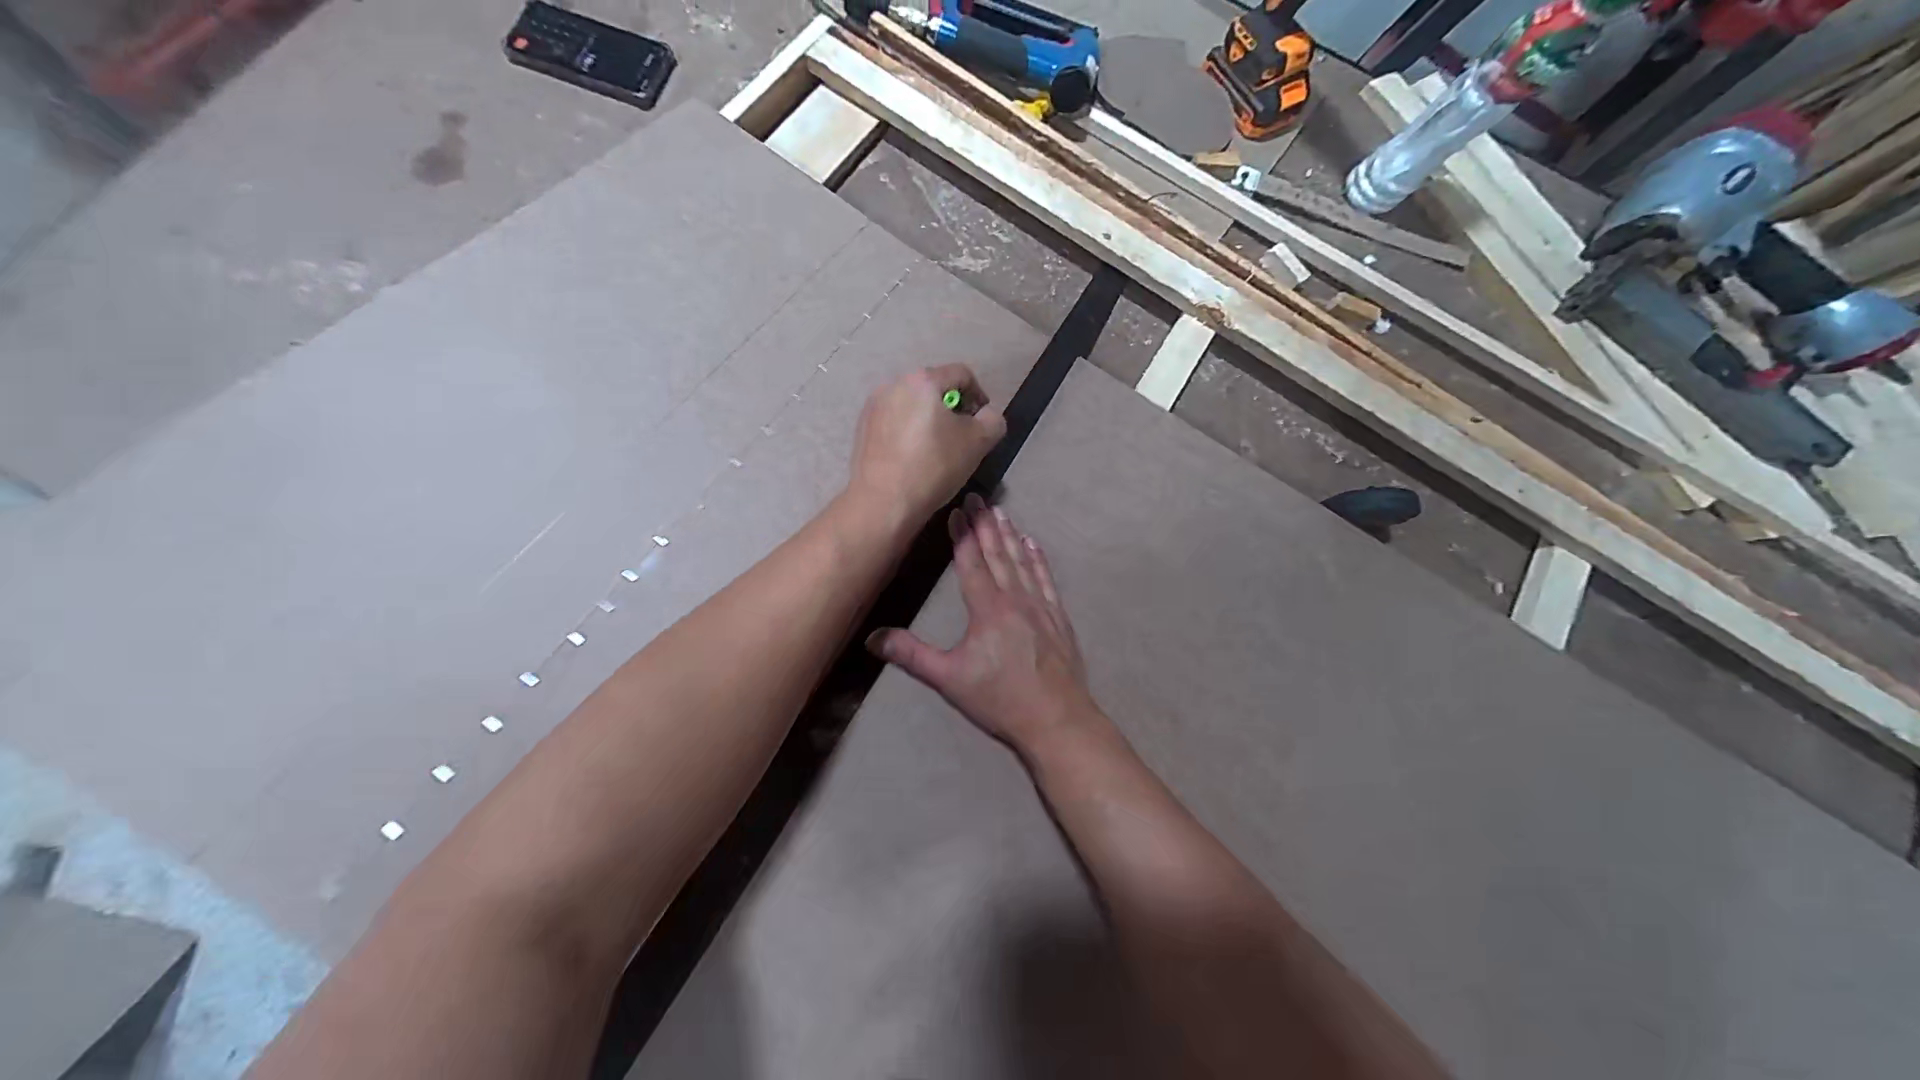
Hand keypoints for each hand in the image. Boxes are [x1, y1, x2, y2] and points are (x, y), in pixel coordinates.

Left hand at [848, 365, 1005, 531]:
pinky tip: (913, 458)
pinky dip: (908, 432)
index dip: (979, 396)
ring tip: (936, 450)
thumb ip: (993, 420)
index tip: (982, 424)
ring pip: (913, 405)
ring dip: (930, 421)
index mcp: (923, 380)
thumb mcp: (979, 442)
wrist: (883, 502)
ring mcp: (874, 406)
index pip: (962, 375)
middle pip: (934, 388)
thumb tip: (986, 415)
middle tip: (962, 438)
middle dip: (952, 410)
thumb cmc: (934, 466)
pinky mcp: (862, 428)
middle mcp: (893, 384)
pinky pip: (894, 422)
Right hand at [868, 495, 1106, 757]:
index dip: (962, 536)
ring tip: (1001, 511)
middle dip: (985, 525)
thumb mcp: (949, 679)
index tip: (956, 511)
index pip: (972, 563)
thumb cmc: (999, 699)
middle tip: (978, 497)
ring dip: (1010, 535)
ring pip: (1022, 561)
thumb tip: (873, 638)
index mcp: (987, 609)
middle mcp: (1015, 599)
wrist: (1057, 719)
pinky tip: (1033, 544)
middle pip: (998, 554)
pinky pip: (1046, 579)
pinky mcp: (1058, 618)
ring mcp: (1040, 607)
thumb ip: (912, 655)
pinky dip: (1038, 559)